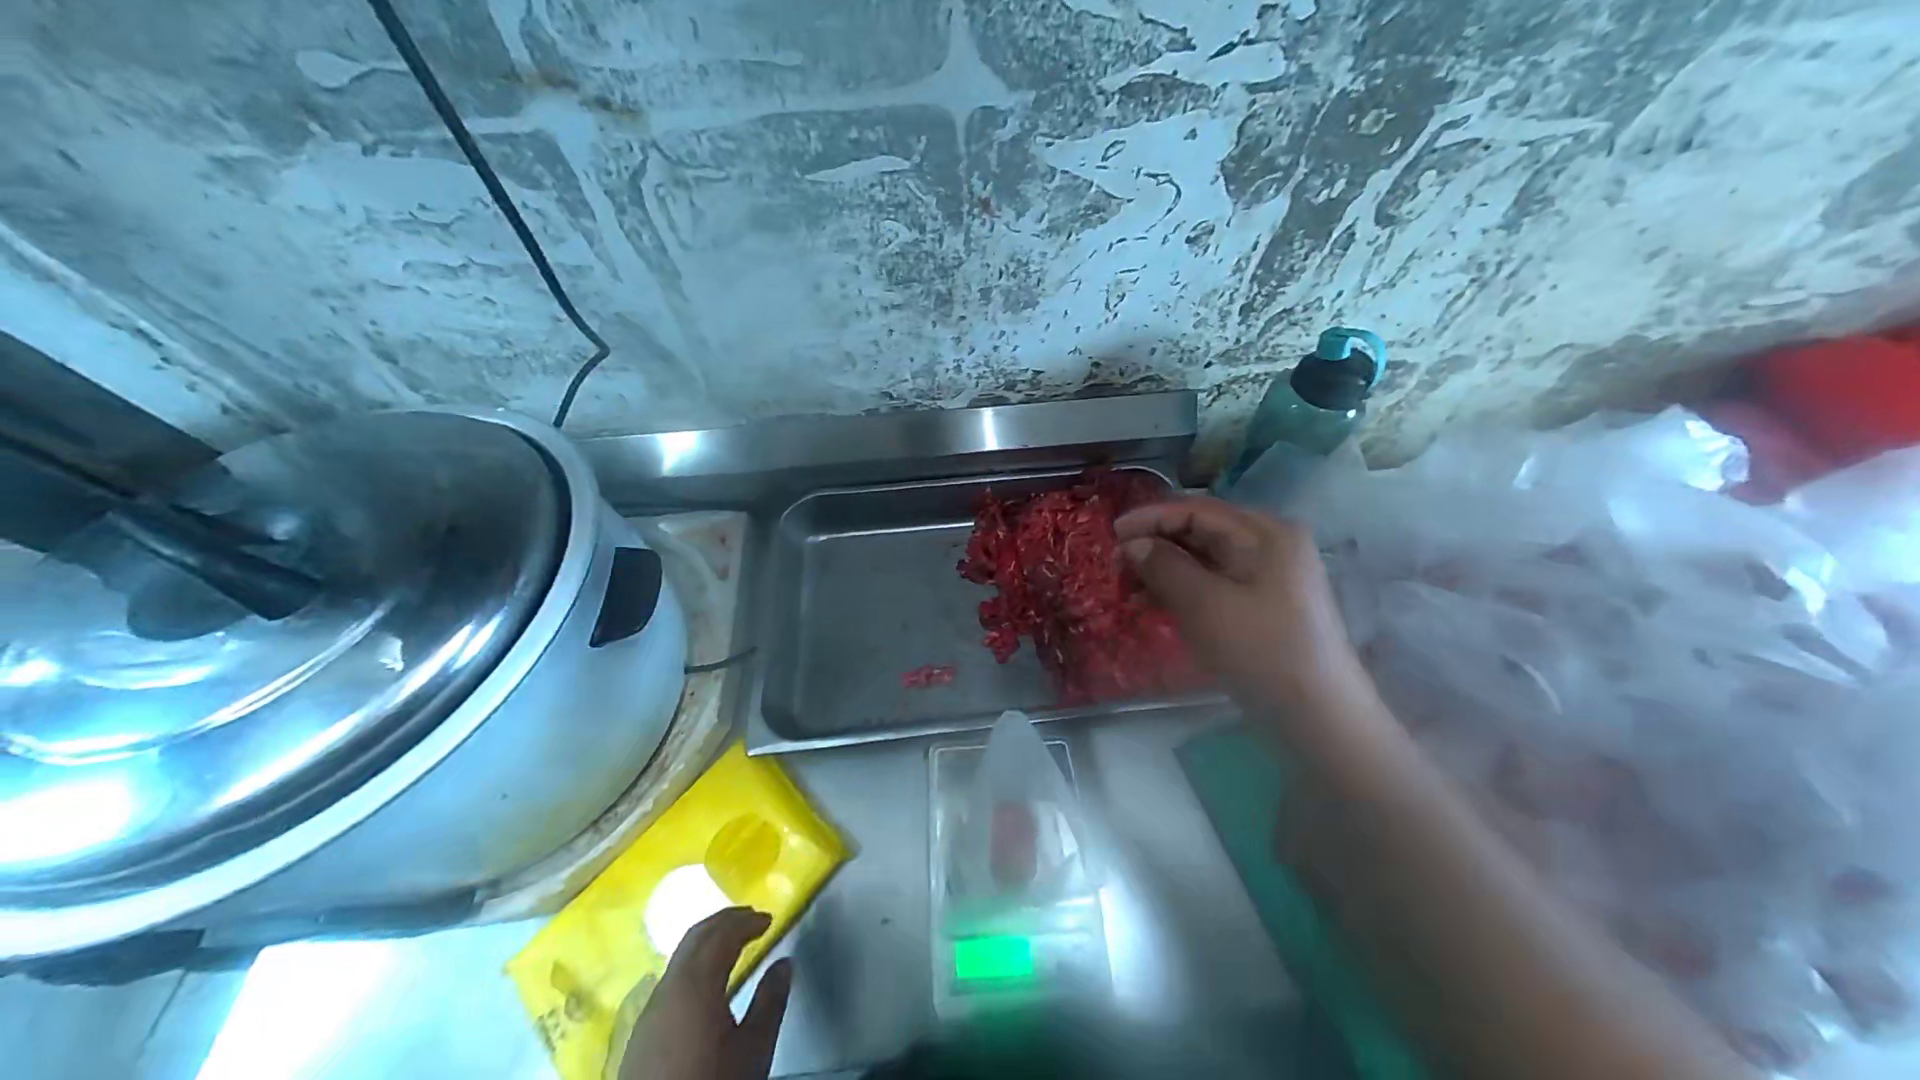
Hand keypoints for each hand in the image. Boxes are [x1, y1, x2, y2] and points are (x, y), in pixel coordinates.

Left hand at [617, 908, 791, 1079]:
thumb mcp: (753, 1050)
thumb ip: (770, 1001)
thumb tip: (784, 963)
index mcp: (695, 984)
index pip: (722, 935)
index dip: (746, 922)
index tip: (769, 918)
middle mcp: (668, 987)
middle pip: (695, 937)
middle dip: (725, 921)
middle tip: (752, 918)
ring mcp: (650, 1011)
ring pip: (680, 956)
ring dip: (708, 940)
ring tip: (733, 943)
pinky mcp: (642, 1034)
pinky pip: (671, 978)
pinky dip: (694, 962)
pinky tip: (707, 980)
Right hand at [1115, 497, 1367, 716]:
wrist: (1317, 715)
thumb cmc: (1260, 650)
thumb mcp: (1204, 604)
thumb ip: (1164, 566)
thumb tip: (1133, 544)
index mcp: (1265, 533)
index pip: (1197, 509)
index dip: (1150, 518)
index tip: (1111, 534)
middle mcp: (1272, 543)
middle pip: (1203, 529)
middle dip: (1157, 542)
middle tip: (1117, 562)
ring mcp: (1272, 574)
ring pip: (1207, 557)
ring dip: (1167, 567)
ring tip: (1131, 586)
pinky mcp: (1266, 602)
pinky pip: (1217, 581)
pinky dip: (1185, 586)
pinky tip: (1158, 602)